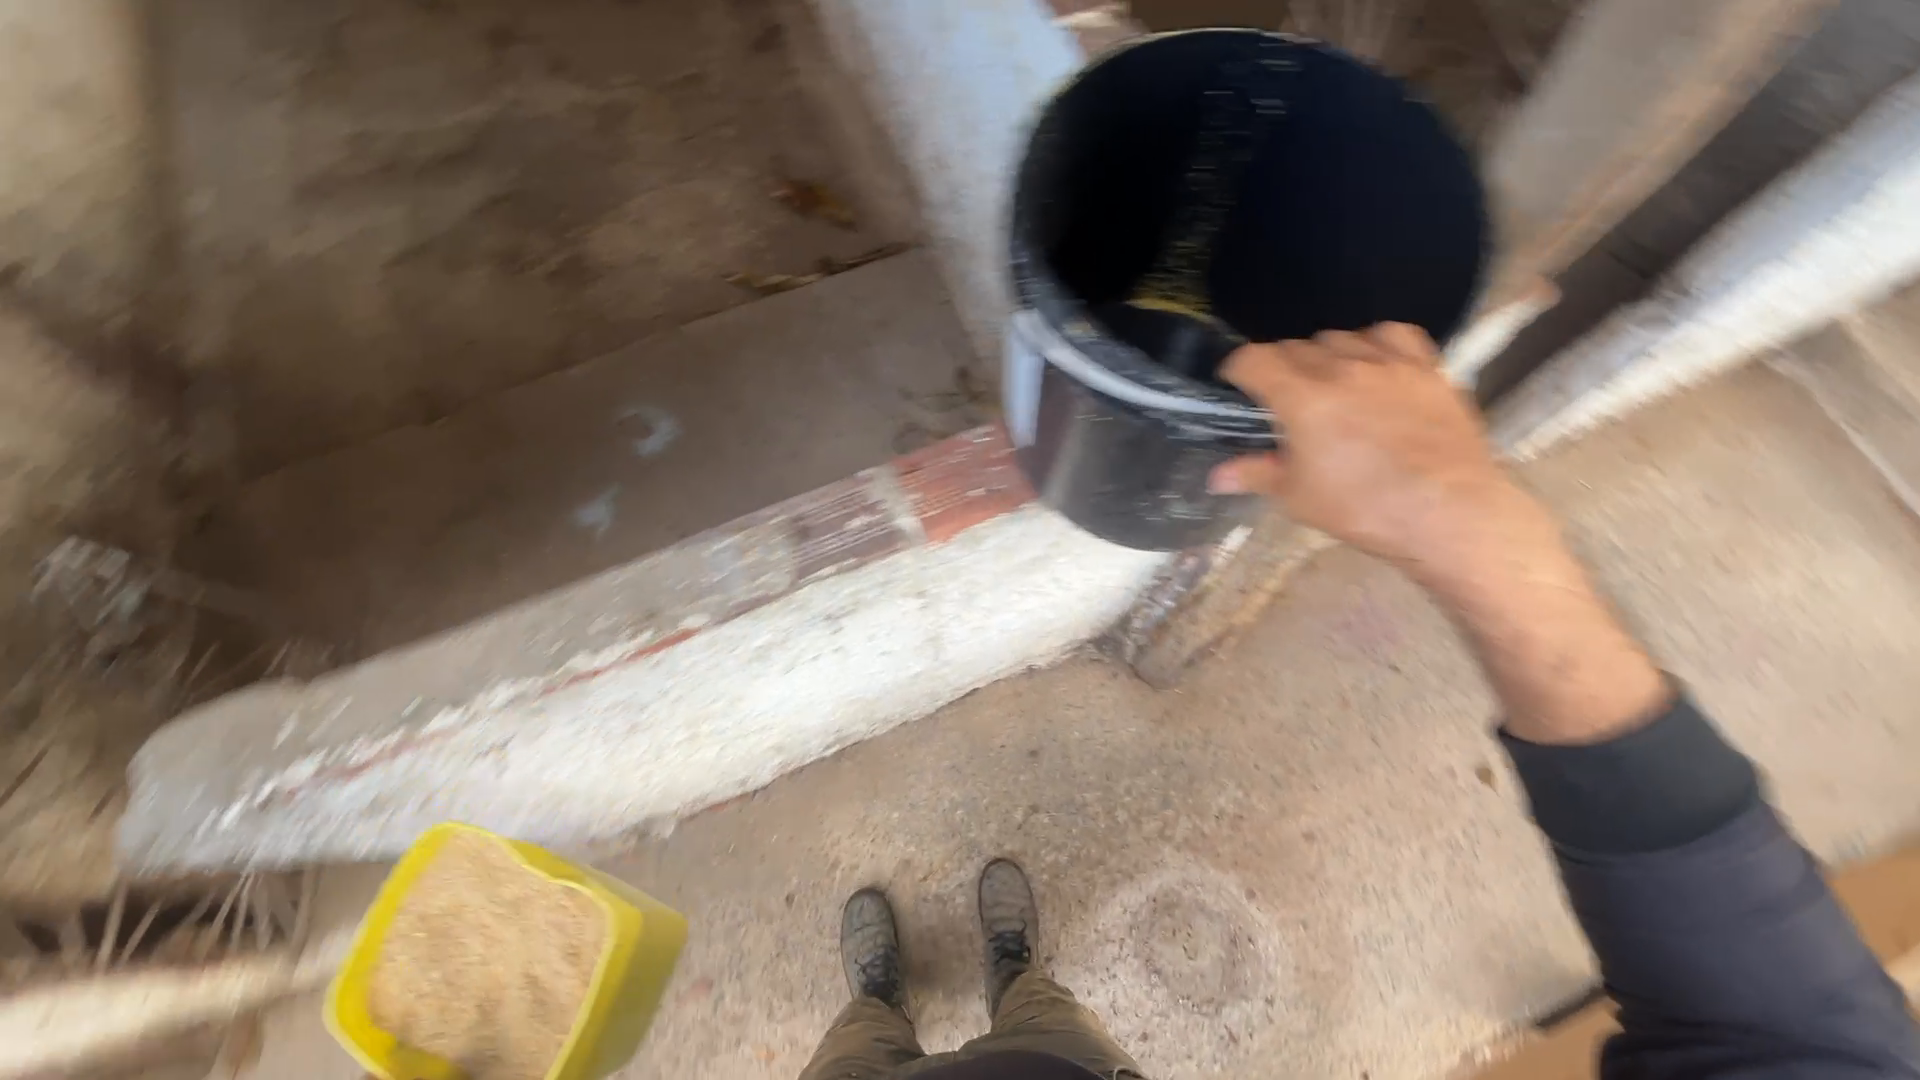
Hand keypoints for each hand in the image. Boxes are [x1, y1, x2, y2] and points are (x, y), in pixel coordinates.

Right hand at [1213, 324, 1666, 742]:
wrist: (1450, 513)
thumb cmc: (1363, 509)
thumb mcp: (1298, 498)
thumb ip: (1256, 474)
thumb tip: (1216, 477)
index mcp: (1302, 398)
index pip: (1254, 359)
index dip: (1236, 367)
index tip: (1234, 382)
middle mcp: (1342, 368)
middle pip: (1294, 346)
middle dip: (1278, 366)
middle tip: (1279, 398)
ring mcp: (1389, 364)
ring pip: (1340, 336)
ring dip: (1323, 354)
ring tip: (1326, 381)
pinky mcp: (1428, 369)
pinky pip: (1394, 334)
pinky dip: (1374, 343)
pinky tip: (1374, 364)